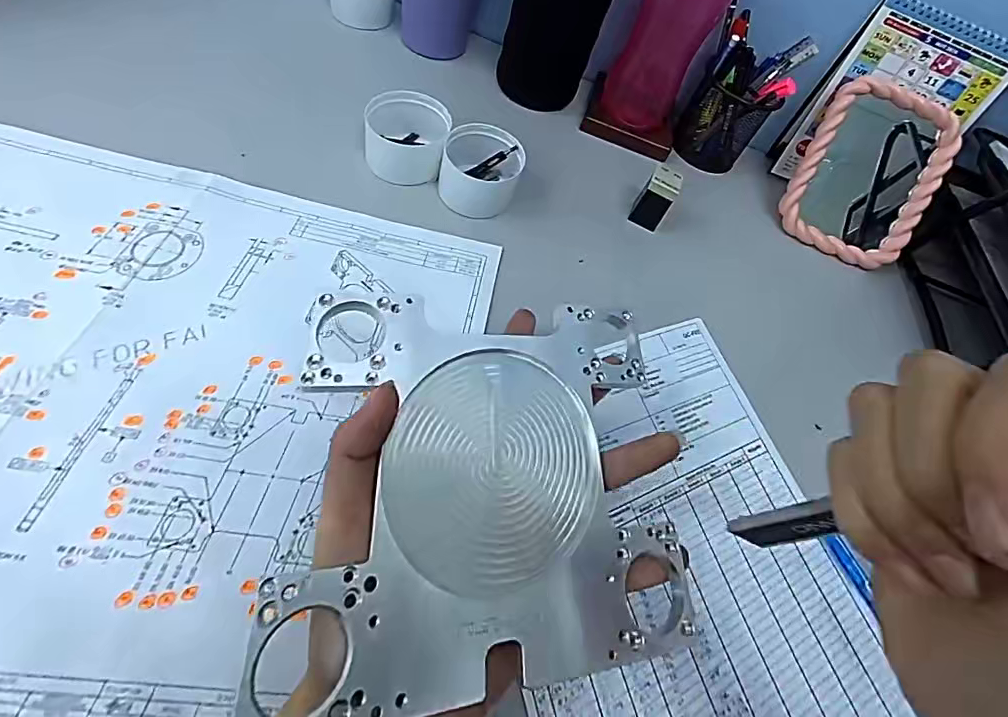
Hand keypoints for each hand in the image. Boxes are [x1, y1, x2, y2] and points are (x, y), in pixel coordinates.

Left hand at [283, 310, 680, 716]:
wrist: (378, 699)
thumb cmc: (351, 602)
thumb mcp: (346, 519)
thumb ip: (355, 456)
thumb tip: (386, 389)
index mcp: (451, 475)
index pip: (484, 407)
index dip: (504, 366)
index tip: (525, 328)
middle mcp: (495, 500)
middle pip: (544, 441)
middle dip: (576, 404)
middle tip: (601, 375)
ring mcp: (521, 545)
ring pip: (583, 498)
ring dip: (625, 471)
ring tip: (661, 446)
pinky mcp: (538, 596)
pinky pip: (592, 579)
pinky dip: (627, 569)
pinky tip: (650, 559)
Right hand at [832, 349, 1007, 716]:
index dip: (995, 439)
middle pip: (932, 378)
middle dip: (937, 480)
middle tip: (976, 563)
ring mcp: (943, 464)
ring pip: (879, 405)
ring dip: (898, 503)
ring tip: (944, 574)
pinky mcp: (886, 488)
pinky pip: (844, 449)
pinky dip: (863, 514)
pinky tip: (908, 569)